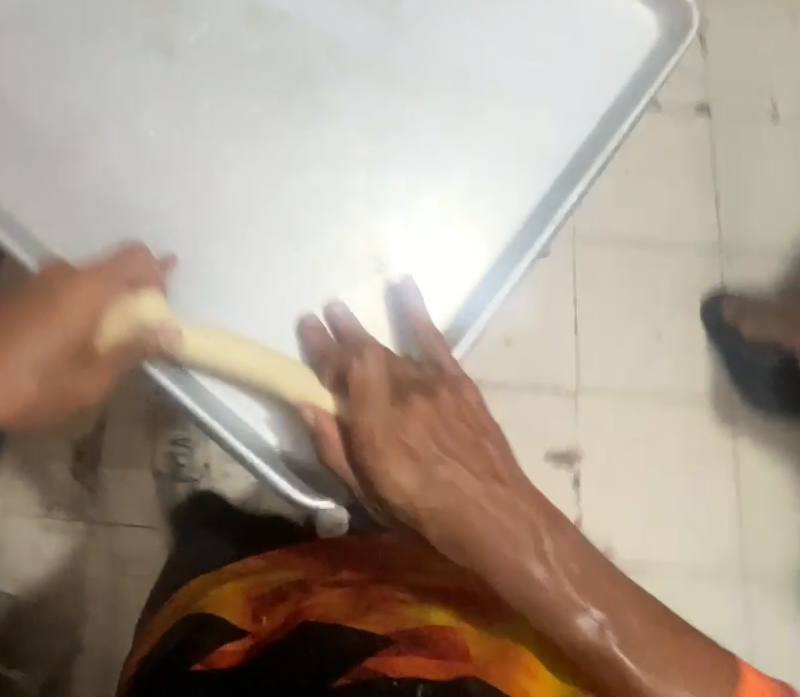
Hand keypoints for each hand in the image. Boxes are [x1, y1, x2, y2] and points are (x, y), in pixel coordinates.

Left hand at [0, 242, 175, 431]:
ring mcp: (34, 282)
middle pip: (109, 266)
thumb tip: (172, 333)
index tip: (160, 306)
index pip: (136, 256)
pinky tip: (66, 339)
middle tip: (137, 325)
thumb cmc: (34, 388)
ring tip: (102, 336)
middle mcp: (63, 273)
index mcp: (88, 286)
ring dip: (100, 298)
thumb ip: (134, 349)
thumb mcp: (92, 379)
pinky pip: (57, 289)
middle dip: (129, 289)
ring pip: (82, 278)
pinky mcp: (13, 297)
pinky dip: (73, 304)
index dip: (157, 274)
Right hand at [297, 280, 542, 567]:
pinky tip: (404, 285)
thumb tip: (307, 407)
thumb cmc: (422, 513)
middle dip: (337, 334)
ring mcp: (430, 381)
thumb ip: (333, 446)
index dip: (320, 347)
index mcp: (373, 419)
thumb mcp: (365, 492)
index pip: (340, 369)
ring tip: (341, 309)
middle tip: (319, 316)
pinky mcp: (456, 380)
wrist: (492, 514)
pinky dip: (416, 311)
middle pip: (362, 353)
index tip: (306, 328)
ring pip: (390, 348)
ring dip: (363, 330)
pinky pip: (432, 338)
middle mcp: (400, 390)